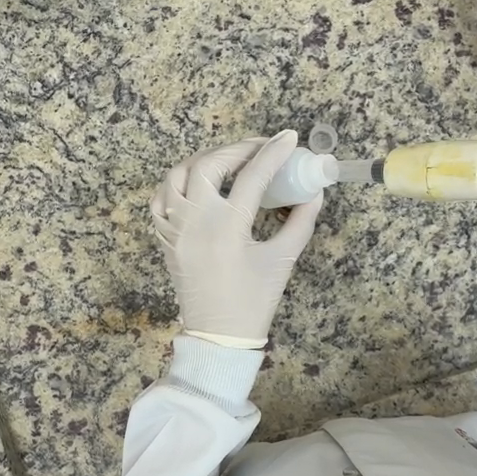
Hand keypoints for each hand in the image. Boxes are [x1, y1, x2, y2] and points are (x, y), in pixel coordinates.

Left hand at [149, 130, 324, 348]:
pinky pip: (162, 199)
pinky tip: (198, 184)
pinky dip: (178, 184)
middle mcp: (195, 221)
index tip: (289, 138)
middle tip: (260, 149)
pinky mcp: (165, 238)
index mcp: (227, 228)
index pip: (253, 176)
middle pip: (209, 164)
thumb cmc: (253, 302)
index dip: (274, 153)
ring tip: (229, 162)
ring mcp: (174, 228)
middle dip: (237, 149)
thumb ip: (300, 221)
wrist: (219, 337)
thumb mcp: (282, 260)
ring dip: (204, 161)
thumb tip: (314, 192)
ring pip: (178, 175)